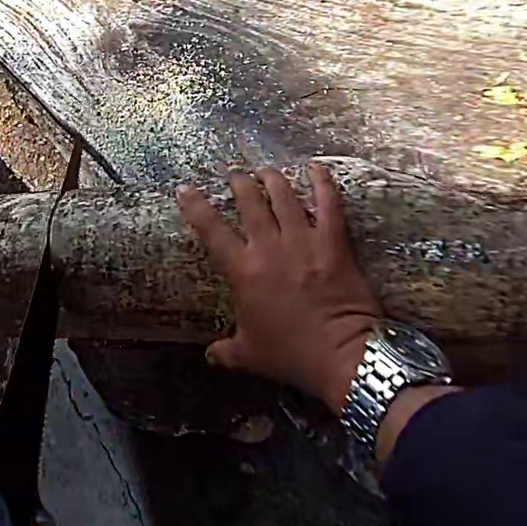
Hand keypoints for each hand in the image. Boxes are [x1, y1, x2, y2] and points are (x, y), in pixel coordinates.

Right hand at [177, 163, 382, 412]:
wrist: (342, 357)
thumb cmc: (291, 355)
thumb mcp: (250, 354)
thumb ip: (226, 350)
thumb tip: (209, 355)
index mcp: (243, 270)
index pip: (211, 229)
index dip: (195, 205)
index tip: (185, 188)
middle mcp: (269, 247)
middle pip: (249, 200)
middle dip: (239, 182)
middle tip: (235, 175)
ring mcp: (302, 240)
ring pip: (283, 195)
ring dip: (272, 178)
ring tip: (266, 170)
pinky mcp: (333, 241)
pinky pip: (328, 203)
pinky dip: (322, 182)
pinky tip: (315, 168)